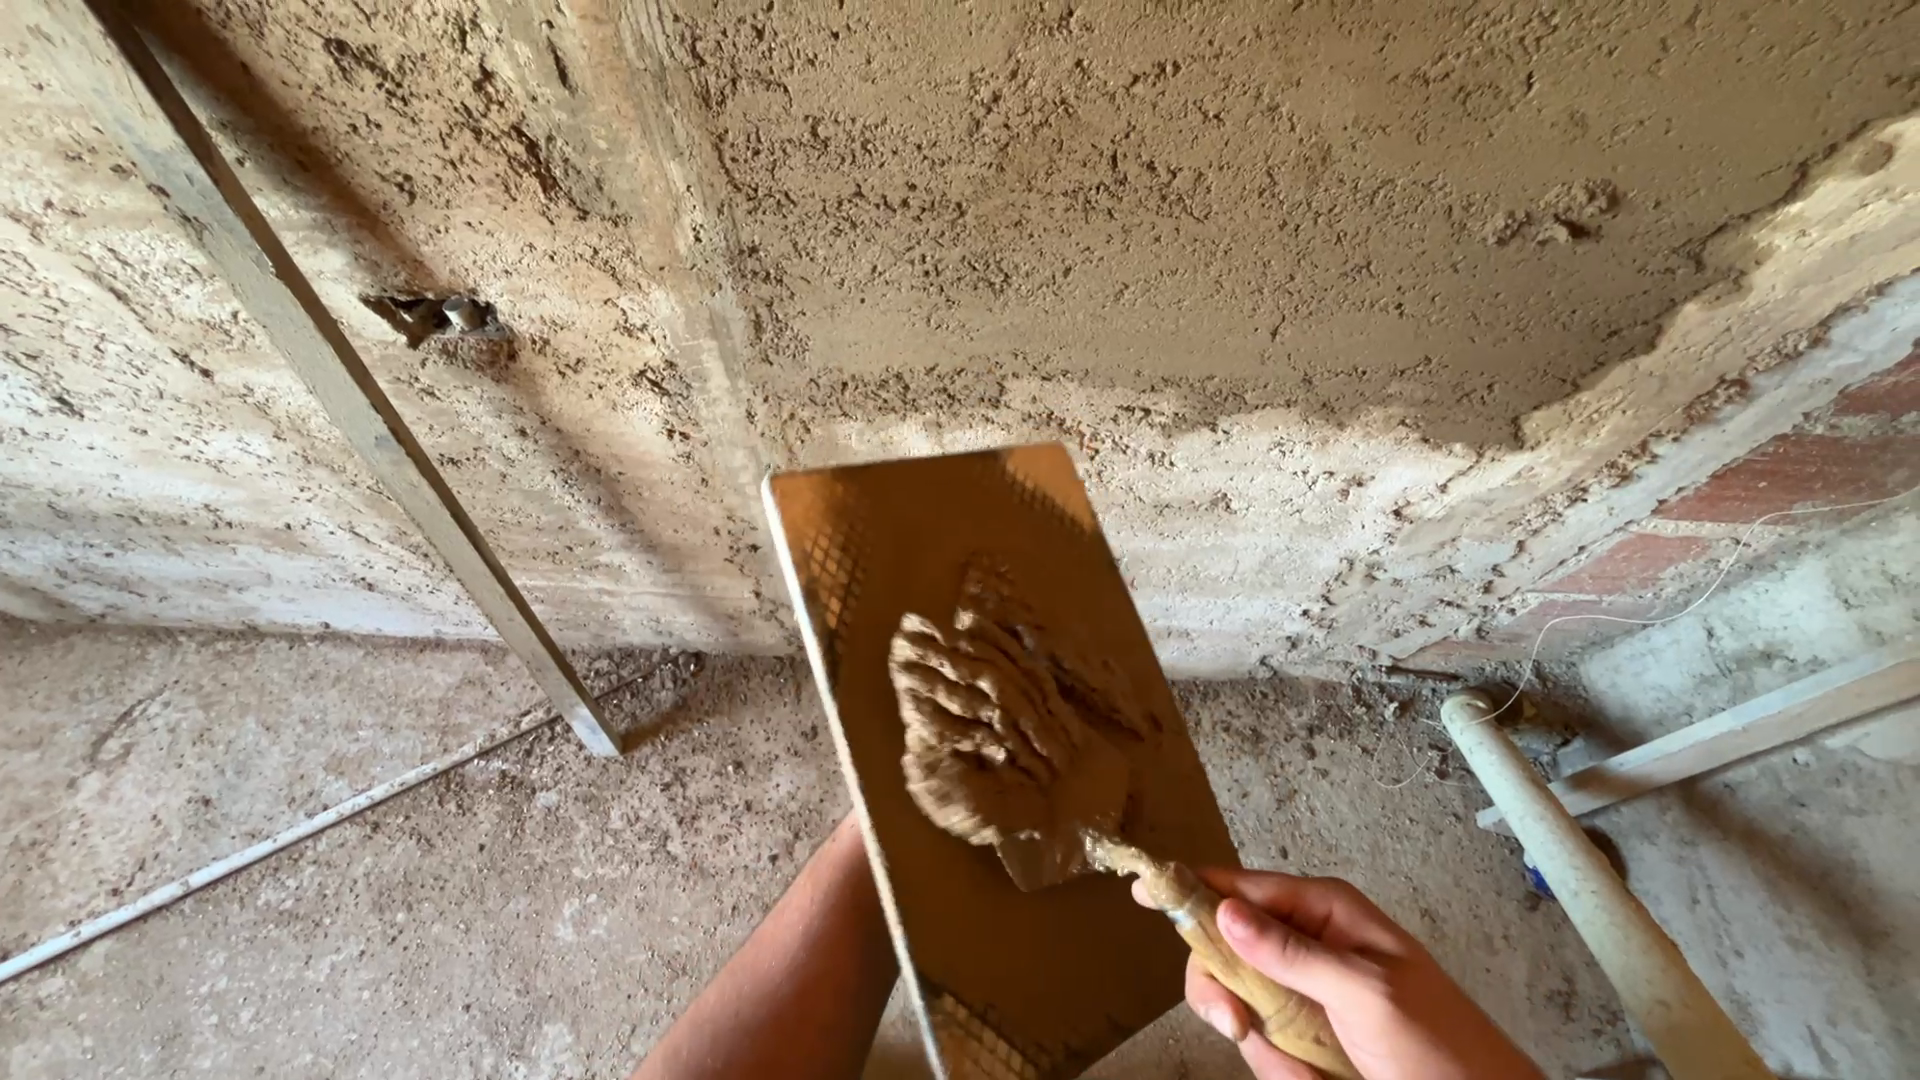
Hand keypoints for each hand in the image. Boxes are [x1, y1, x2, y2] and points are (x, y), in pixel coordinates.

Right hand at [1138, 868, 1544, 1079]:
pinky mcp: (1307, 1032)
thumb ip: (1293, 952)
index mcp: (1324, 910)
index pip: (1241, 887)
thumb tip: (1223, 908)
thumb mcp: (1367, 996)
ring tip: (1305, 1072)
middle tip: (1232, 1023)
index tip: (1142, 891)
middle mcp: (1306, 940)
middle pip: (1225, 943)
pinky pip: (1263, 1039)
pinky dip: (1280, 1066)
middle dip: (1222, 985)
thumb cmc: (1439, 1051)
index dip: (1191, 886)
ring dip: (1259, 1038)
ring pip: (1239, 997)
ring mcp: (1304, 989)